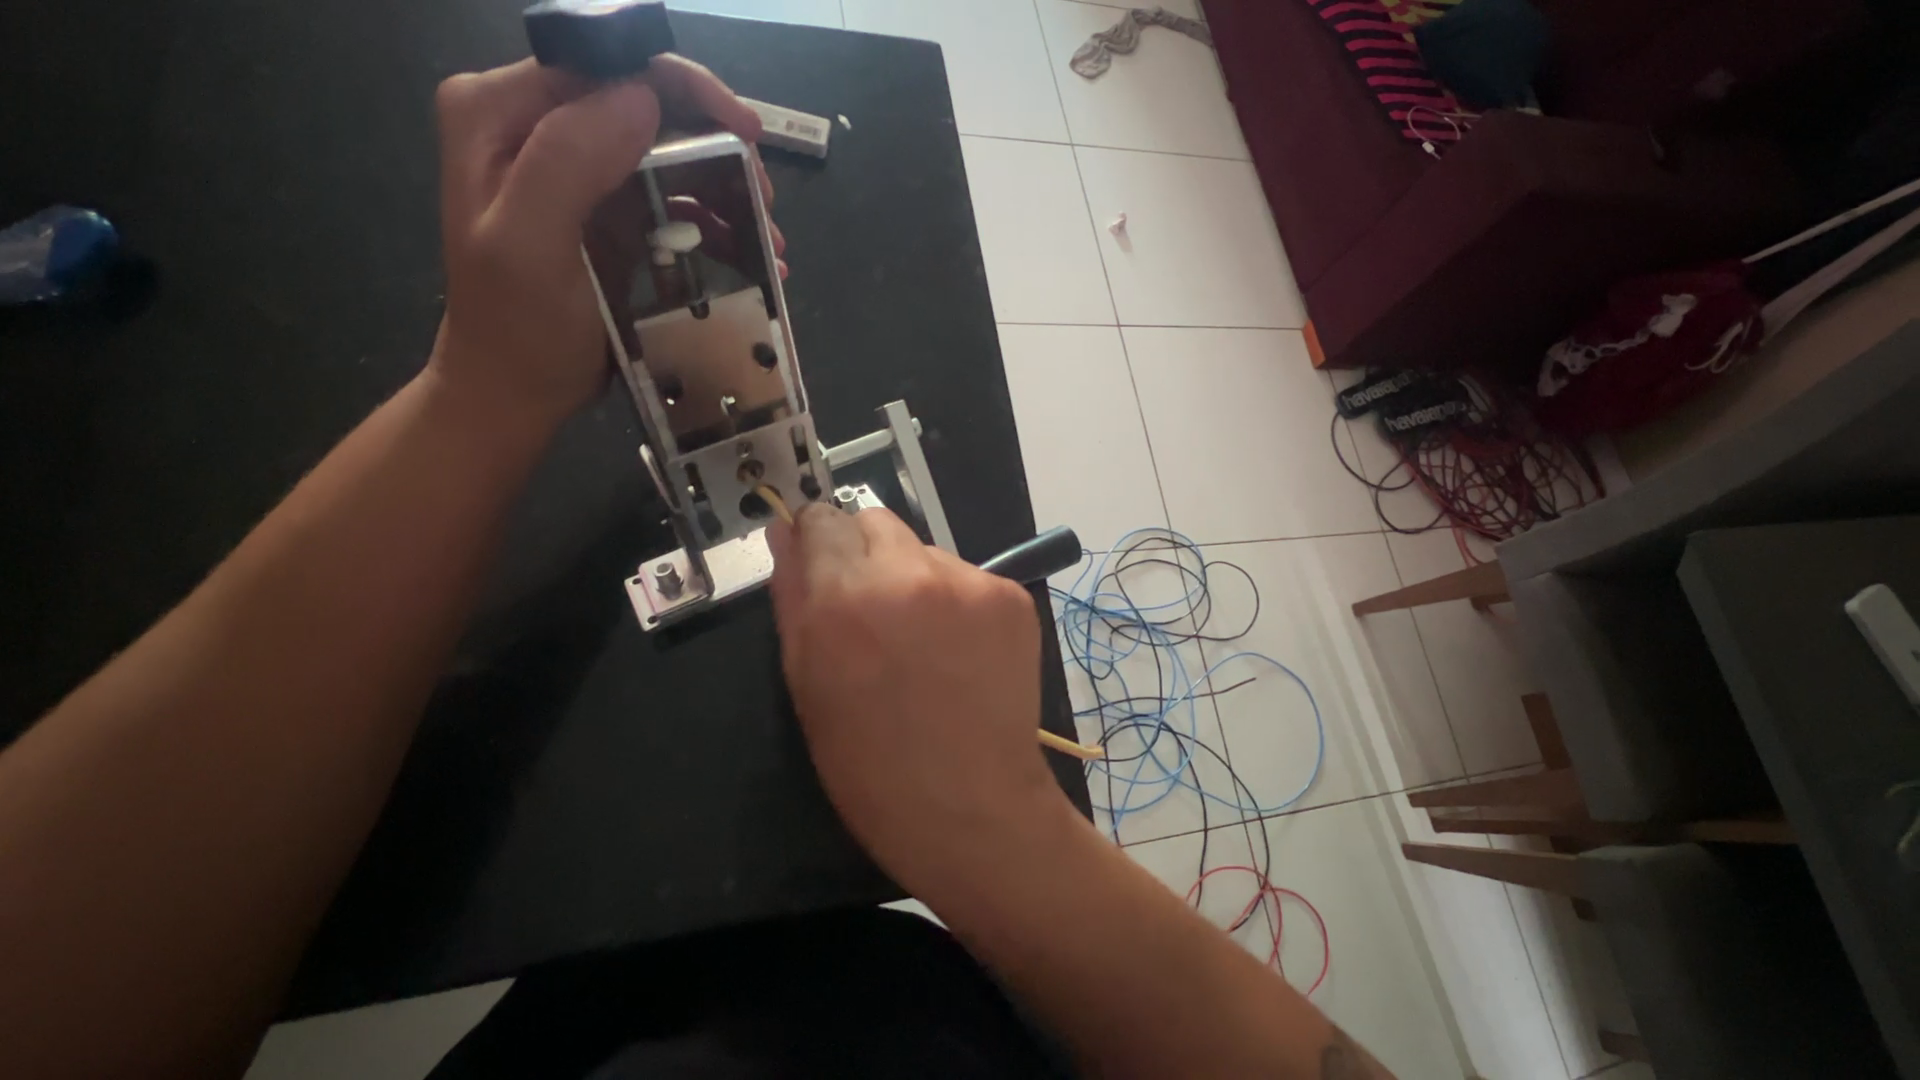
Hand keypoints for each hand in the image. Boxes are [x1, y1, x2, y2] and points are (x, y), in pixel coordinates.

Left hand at [427, 56, 773, 432]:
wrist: (515, 391)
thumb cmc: (518, 329)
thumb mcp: (529, 245)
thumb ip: (569, 159)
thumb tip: (643, 94)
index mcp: (501, 114)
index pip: (606, 66)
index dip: (684, 89)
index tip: (748, 135)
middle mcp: (535, 126)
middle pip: (646, 104)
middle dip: (716, 147)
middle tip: (764, 200)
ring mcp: (575, 168)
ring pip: (668, 151)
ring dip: (725, 189)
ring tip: (768, 238)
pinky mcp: (605, 208)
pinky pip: (670, 194)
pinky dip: (713, 220)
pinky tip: (748, 253)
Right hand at [767, 505, 1068, 891]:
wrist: (969, 808)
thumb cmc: (868, 763)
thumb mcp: (805, 682)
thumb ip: (792, 594)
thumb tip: (783, 531)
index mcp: (844, 596)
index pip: (822, 518)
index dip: (818, 545)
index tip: (825, 577)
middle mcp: (909, 573)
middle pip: (874, 521)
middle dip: (864, 556)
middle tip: (873, 617)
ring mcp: (970, 582)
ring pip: (924, 551)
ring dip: (913, 580)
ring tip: (922, 646)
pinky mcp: (1012, 597)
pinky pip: (968, 578)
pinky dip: (957, 603)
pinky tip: (959, 654)